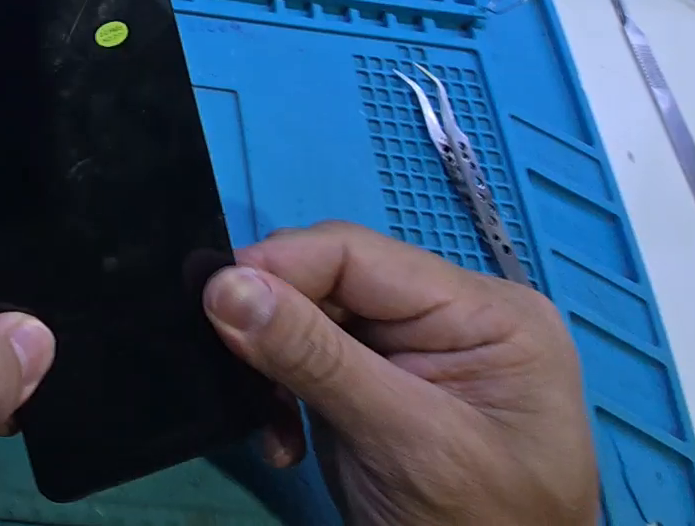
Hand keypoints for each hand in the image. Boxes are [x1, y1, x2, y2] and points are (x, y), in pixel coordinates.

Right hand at [203, 221, 597, 524]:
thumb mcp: (402, 443)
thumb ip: (313, 356)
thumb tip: (221, 284)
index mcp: (482, 311)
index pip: (352, 251)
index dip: (276, 266)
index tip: (213, 299)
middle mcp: (443, 311)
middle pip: (319, 276)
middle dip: (271, 320)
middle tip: (240, 369)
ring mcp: (404, 343)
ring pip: (296, 309)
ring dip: (268, 361)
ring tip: (268, 417)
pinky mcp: (366, 373)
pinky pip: (295, 347)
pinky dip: (274, 385)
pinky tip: (282, 434)